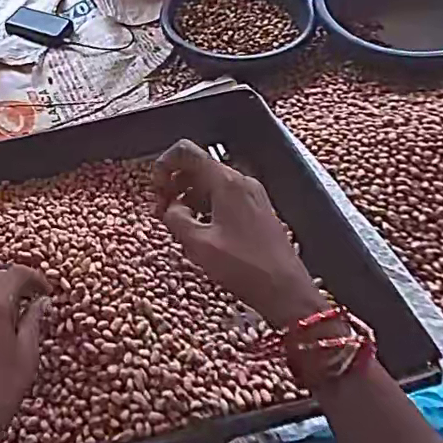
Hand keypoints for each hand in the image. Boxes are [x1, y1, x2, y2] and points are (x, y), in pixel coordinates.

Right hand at [153, 140, 322, 326]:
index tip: (156, 190)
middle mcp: (241, 181)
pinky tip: (199, 231)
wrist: (286, 290)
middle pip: (197, 166)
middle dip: (173, 184)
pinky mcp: (256, 210)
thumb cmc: (244, 268)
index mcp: (226, 183)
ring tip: (178, 225)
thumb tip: (170, 208)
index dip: (164, 165)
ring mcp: (251, 195)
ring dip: (187, 197)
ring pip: (209, 183)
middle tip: (162, 212)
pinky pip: (223, 196)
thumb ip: (176, 219)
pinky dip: (204, 206)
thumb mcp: (199, 245)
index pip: (186, 152)